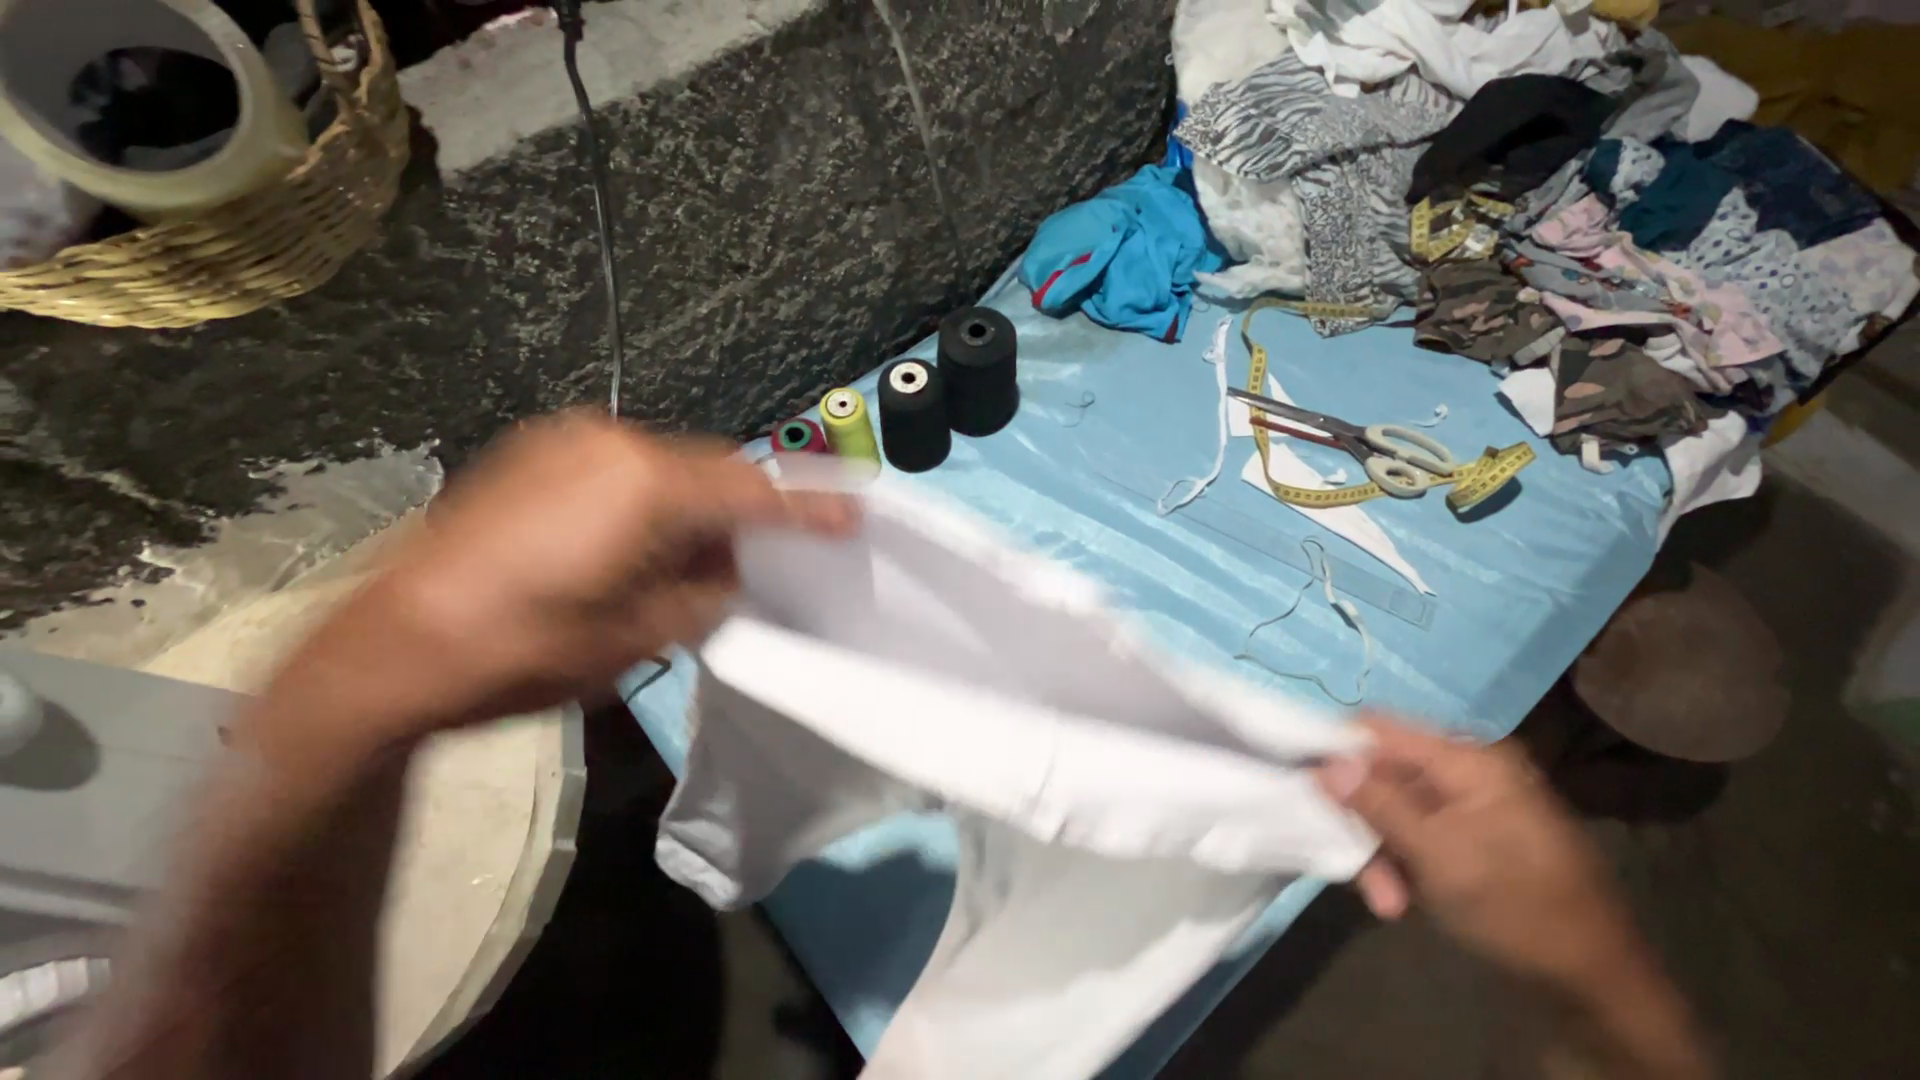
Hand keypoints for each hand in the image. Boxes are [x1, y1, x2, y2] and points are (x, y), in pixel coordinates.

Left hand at [264, 411, 857, 747]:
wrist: (388, 649)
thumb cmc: (523, 651)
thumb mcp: (639, 638)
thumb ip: (706, 594)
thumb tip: (726, 572)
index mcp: (644, 484)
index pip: (751, 491)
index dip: (808, 507)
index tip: (855, 515)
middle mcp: (610, 442)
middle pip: (709, 470)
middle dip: (741, 511)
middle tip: (763, 557)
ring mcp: (564, 441)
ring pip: (665, 467)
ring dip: (692, 508)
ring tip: (691, 562)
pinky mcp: (532, 453)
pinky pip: (621, 468)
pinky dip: (647, 500)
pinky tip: (635, 545)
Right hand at [1319, 714, 1641, 991]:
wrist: (1593, 984)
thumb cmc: (1517, 908)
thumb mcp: (1439, 853)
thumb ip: (1378, 803)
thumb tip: (1322, 763)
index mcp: (1468, 760)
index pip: (1379, 729)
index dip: (1335, 749)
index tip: (1304, 785)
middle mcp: (1466, 773)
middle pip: (1382, 774)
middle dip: (1361, 820)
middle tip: (1351, 868)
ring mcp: (1468, 808)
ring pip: (1392, 810)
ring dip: (1377, 853)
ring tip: (1386, 902)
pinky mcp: (1466, 840)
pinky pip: (1413, 835)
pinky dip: (1399, 865)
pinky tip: (1399, 902)